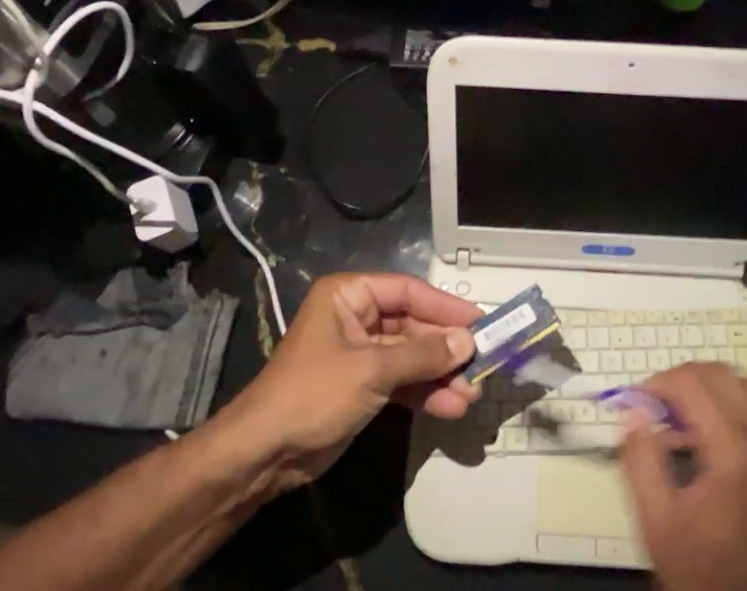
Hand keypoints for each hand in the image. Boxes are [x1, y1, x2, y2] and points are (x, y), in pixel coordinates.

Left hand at [223, 273, 481, 486]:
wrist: (264, 454)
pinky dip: (426, 392)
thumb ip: (423, 354)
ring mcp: (360, 354)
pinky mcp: (362, 387)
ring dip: (441, 375)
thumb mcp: (372, 370)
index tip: (482, 322)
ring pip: (412, 356)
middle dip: (445, 349)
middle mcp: (355, 318)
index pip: (408, 291)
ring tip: (471, 394)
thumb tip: (468, 342)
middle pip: (414, 325)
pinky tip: (451, 406)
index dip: (446, 306)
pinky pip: (403, 380)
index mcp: (348, 295)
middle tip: (482, 364)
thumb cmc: (313, 394)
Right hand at [619, 364, 746, 590]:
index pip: (693, 381)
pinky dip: (745, 422)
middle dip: (686, 384)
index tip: (637, 404)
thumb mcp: (659, 527)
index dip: (657, 383)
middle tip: (659, 414)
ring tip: (689, 436)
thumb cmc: (712, 582)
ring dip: (716, 400)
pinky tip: (726, 458)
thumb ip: (641, 459)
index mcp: (739, 449)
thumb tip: (633, 410)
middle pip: (726, 375)